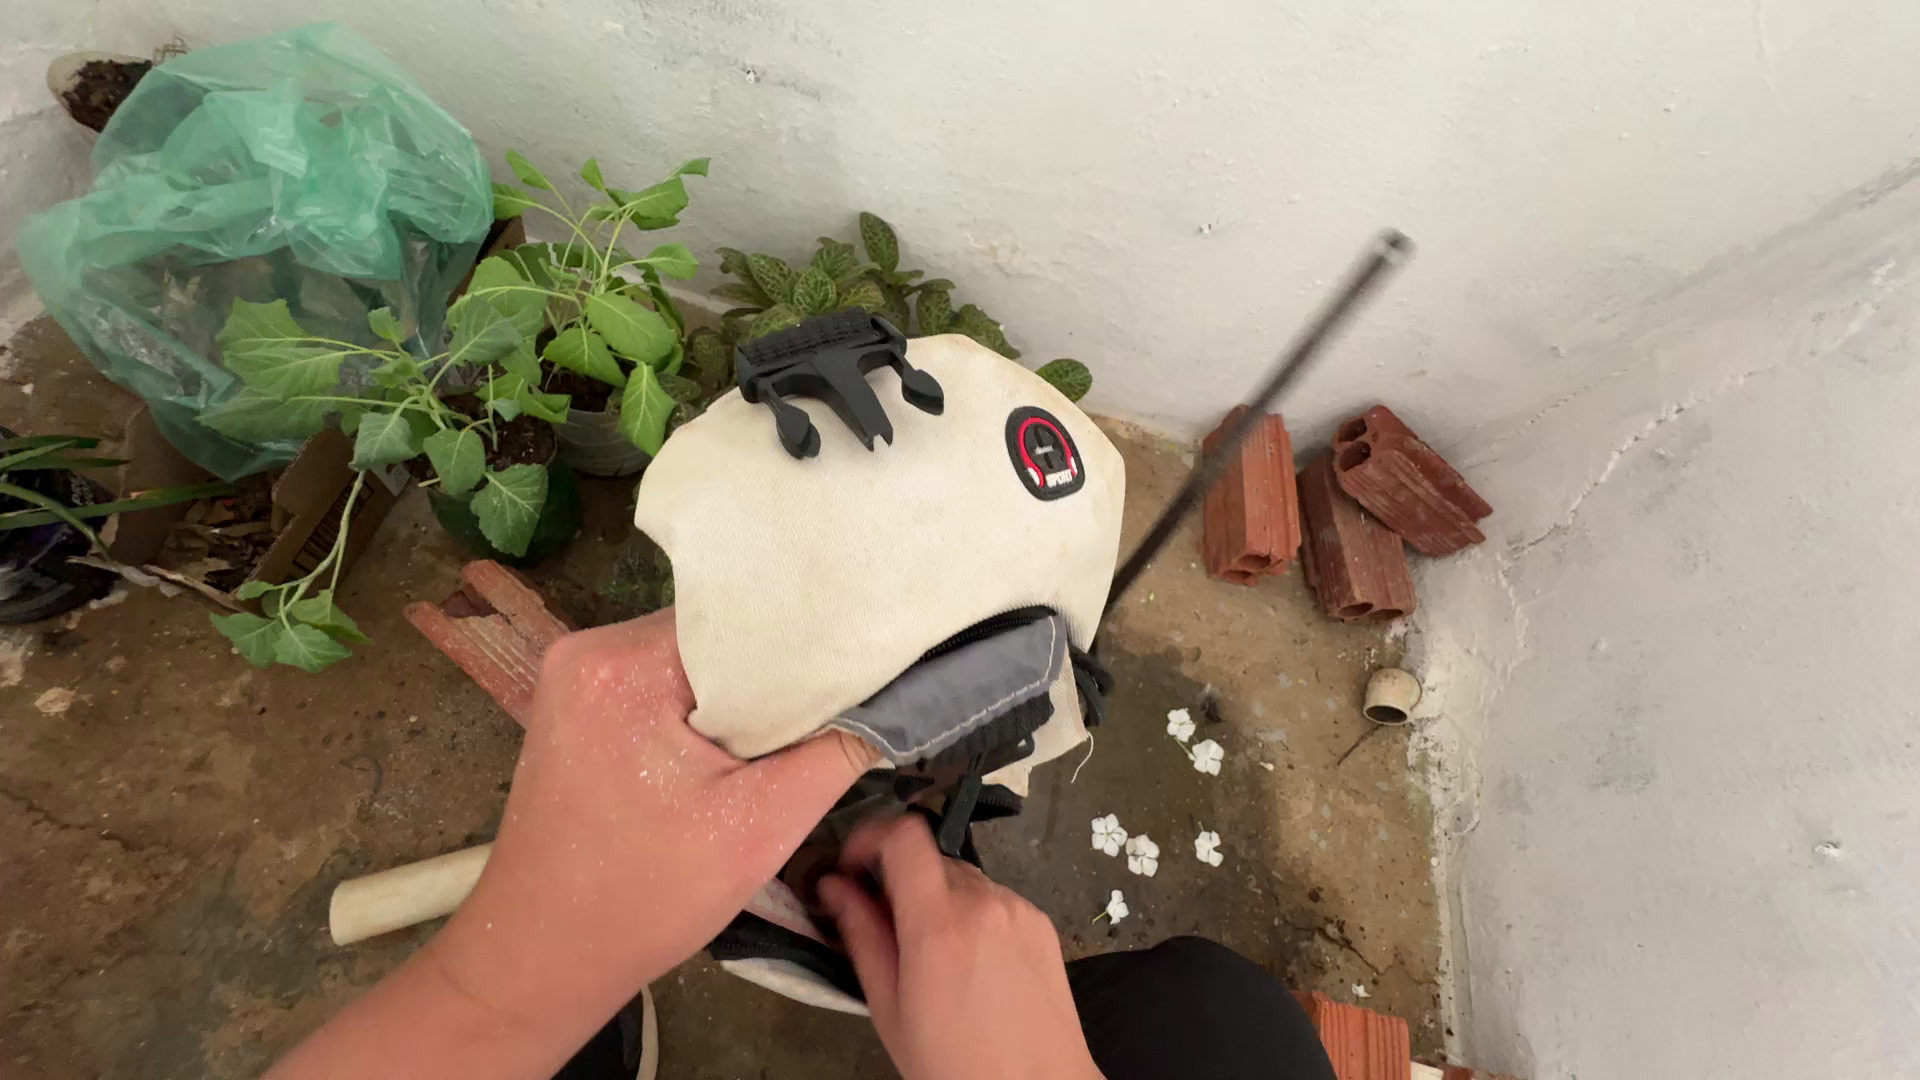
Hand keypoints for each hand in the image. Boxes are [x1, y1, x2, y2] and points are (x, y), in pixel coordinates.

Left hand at [428, 609, 878, 1054]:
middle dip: (776, 665)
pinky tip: (736, 730)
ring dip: (743, 684)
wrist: (539, 959)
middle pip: (719, 631)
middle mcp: (592, 647)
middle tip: (836, 689)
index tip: (862, 651)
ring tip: (788, 716)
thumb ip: (839, 749)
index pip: (744, 617)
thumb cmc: (648, 897)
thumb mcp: (764, 826)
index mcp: (625, 666)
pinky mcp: (581, 696)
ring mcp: (578, 669)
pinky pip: (669, 673)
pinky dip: (709, 697)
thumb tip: (900, 696)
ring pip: (697, 652)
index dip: (808, 636)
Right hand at [817, 815, 1102, 1079]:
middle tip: (891, 928)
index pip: (905, 836)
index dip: (872, 835)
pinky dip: (974, 914)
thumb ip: (861, 935)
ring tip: (937, 958)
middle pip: (930, 859)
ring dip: (939, 899)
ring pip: (962, 877)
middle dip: (902, 882)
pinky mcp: (1040, 918)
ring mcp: (1017, 905)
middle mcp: (982, 899)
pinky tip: (976, 964)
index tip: (854, 864)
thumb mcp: (890, 1009)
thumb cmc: (951, 1066)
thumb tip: (833, 884)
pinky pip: (994, 897)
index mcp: (938, 923)